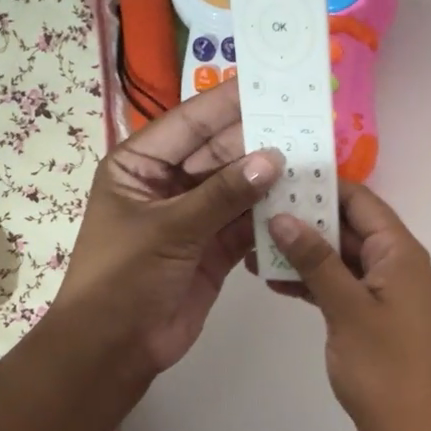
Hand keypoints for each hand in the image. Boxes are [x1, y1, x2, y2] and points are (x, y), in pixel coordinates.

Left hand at [56, 81, 281, 377]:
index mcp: (140, 165)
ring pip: (238, 192)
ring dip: (270, 183)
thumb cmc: (125, 277)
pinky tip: (301, 209)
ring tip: (314, 165)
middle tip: (307, 129)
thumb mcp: (170, 227)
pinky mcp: (215, 251)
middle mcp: (169, 185)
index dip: (228, 105)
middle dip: (258, 145)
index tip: (270, 86)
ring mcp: (194, 219)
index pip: (190, 124)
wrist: (117, 345)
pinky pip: (246, 227)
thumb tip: (272, 159)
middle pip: (219, 156)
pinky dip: (270, 221)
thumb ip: (222, 194)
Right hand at [269, 181, 430, 430]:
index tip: (279, 174)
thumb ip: (315, 259)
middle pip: (350, 227)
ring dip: (303, 252)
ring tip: (254, 245)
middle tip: (256, 208)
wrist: (404, 427)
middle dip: (305, 218)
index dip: (322, 185)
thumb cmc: (380, 367)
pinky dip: (313, 281)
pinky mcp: (372, 314)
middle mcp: (398, 264)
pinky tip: (274, 280)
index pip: (362, 202)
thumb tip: (283, 216)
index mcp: (401, 253)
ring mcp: (386, 290)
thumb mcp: (345, 308)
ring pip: (341, 257)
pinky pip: (341, 285)